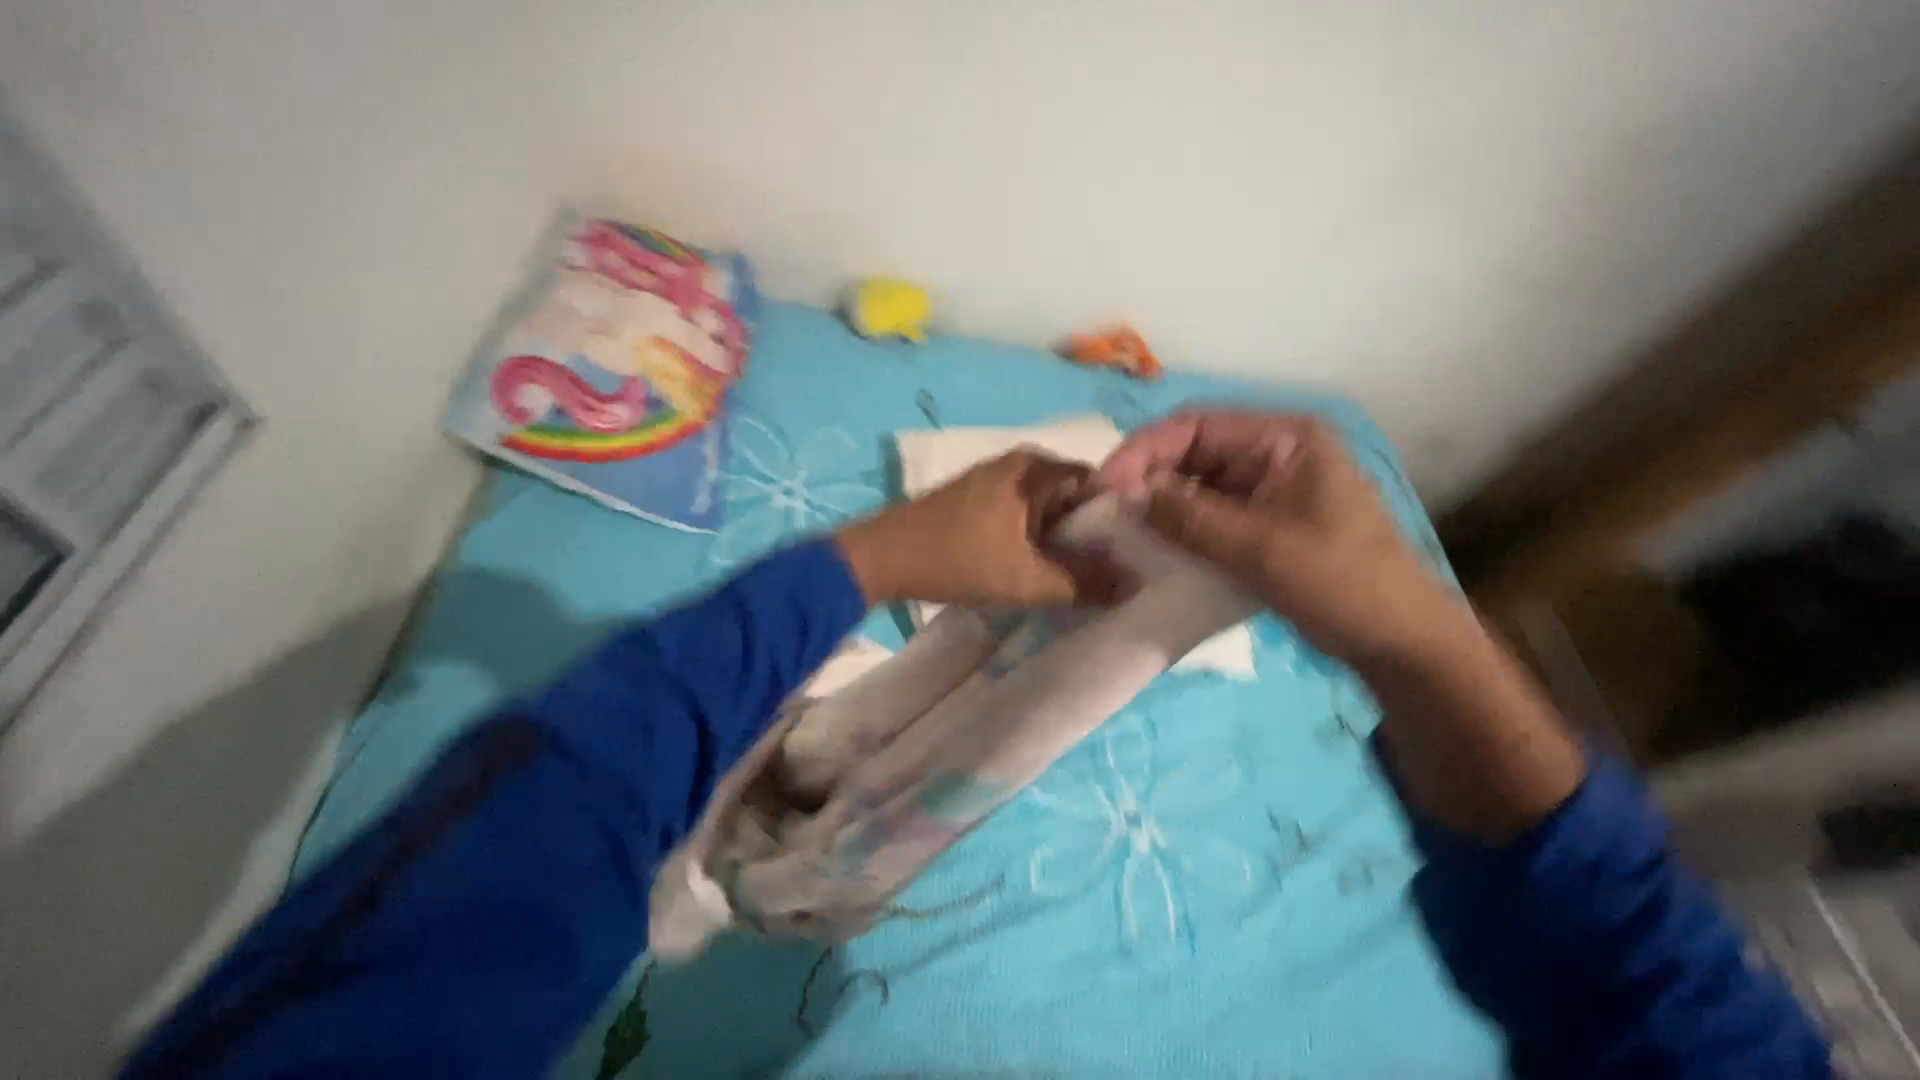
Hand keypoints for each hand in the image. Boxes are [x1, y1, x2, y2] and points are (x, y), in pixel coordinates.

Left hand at [835, 449, 1131, 608]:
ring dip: (1063, 543)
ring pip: (1048, 512)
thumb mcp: (1026, 579)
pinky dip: (1037, 541)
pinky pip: (1024, 517)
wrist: (880, 559)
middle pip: (1074, 499)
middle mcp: (1020, 464)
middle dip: (1091, 537)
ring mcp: (996, 480)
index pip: (1100, 487)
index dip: (1119, 522)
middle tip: (1114, 574)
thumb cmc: (956, 560)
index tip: (1134, 555)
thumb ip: (1084, 583)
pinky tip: (1042, 570)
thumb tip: (1136, 585)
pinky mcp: (979, 500)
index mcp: (1037, 468)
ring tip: (1084, 578)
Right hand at [1101, 409, 1465, 661]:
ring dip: (1159, 505)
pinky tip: (1152, 548)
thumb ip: (1189, 517)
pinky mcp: (1263, 523)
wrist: (1398, 642)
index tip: (1104, 487)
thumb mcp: (1261, 549)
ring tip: (1120, 532)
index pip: (1197, 424)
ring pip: (1196, 484)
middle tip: (1105, 514)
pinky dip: (1179, 528)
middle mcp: (1274, 452)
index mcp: (1286, 437)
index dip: (1143, 450)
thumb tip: (1124, 495)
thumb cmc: (1342, 583)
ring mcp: (1268, 488)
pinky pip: (1208, 515)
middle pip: (1192, 451)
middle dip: (1147, 478)